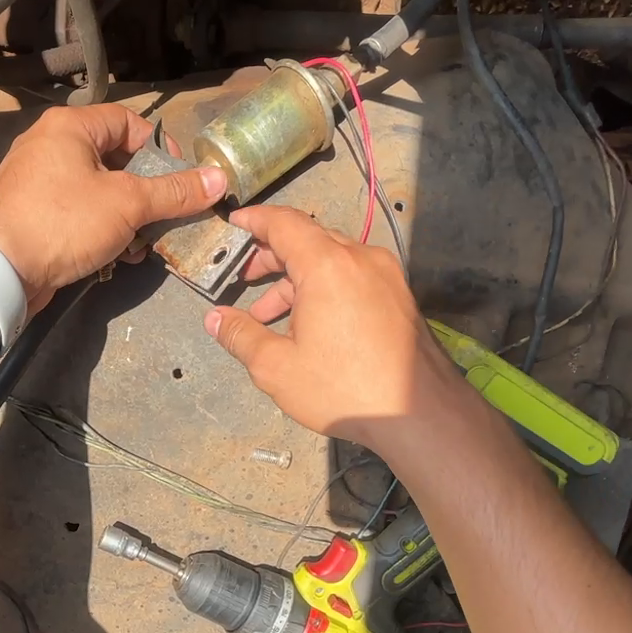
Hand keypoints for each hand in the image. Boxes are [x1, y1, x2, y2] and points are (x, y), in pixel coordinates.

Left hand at [0, 104, 226, 310]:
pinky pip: (78, 215)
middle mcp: (50, 146)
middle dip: (145, 194)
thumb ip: (173, 192)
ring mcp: (37, 182)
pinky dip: (101, 231)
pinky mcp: (33, 217)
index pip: (128, 123)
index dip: (159, 149)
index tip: (178, 182)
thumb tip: (218, 179)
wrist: (2, 270)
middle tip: (162, 220)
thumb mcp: (127, 204)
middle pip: (114, 161)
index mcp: (70, 127)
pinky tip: (116, 256)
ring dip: (126, 218)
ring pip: (98, 192)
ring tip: (140, 245)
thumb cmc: (65, 223)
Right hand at [204, 206, 463, 453]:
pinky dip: (323, 289)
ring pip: (330, 261)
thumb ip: (240, 336)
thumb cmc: (342, 388)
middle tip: (244, 278)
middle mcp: (359, 258)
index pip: (285, 223)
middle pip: (308, 240)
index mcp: (326, 265)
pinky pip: (351, 278)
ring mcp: (383, 276)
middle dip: (272, 256)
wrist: (417, 412)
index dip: (255, 220)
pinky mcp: (397, 296)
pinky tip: (308, 325)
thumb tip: (214, 319)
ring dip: (296, 281)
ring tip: (269, 317)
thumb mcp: (276, 367)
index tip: (234, 224)